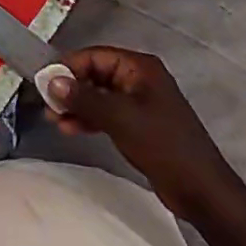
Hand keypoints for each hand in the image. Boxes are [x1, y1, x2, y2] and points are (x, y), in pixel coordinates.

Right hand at [45, 46, 235, 214]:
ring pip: (98, 95)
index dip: (68, 67)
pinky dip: (88, 118)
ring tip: (54, 119)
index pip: (95, 56)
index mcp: (140, 67)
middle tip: (47, 104)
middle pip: (95, 74)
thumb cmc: (163, 145)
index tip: (44, 82)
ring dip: (76, 105)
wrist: (201, 190)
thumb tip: (51, 82)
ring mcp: (139, 102)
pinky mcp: (138, 124)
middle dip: (71, 88)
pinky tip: (71, 128)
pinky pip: (106, 113)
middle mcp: (139, 79)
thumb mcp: (120, 118)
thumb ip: (84, 98)